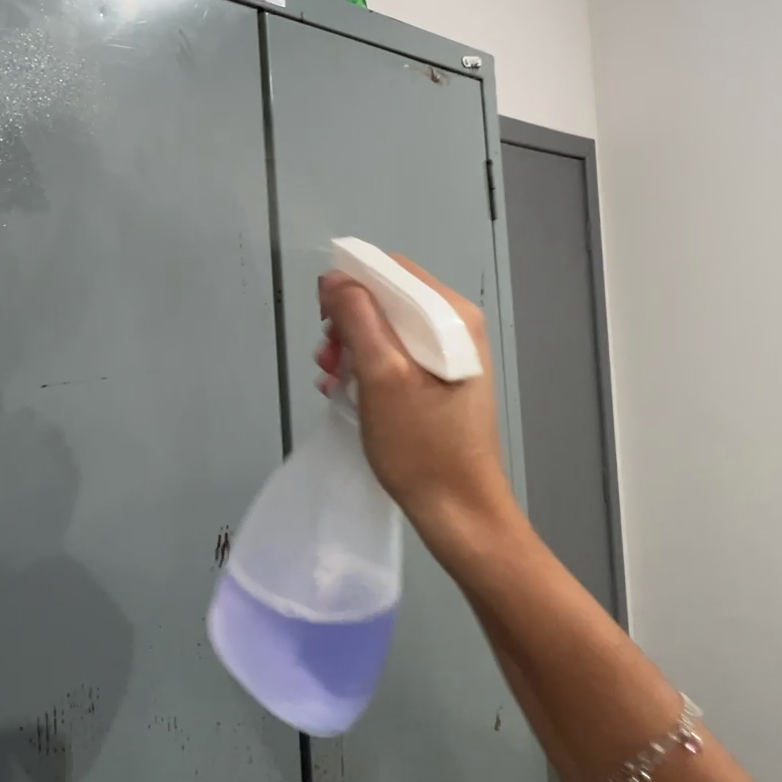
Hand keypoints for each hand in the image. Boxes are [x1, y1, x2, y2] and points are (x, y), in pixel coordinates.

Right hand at [315, 256, 515, 530]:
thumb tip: (335, 277)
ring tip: (332, 378)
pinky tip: (346, 389)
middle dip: (348, 320)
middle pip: (388, 298)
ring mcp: (450, 354)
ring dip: (351, 345)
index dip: (350, 284)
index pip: (391, 270)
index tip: (322, 317)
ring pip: (386, 327)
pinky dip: (366, 365)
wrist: (458, 511)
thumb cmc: (420, 444)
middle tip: (327, 356)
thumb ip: (358, 317)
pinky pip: (395, 353)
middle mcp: (456, 326)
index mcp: (452, 316)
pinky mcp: (440, 379)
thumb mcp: (381, 375)